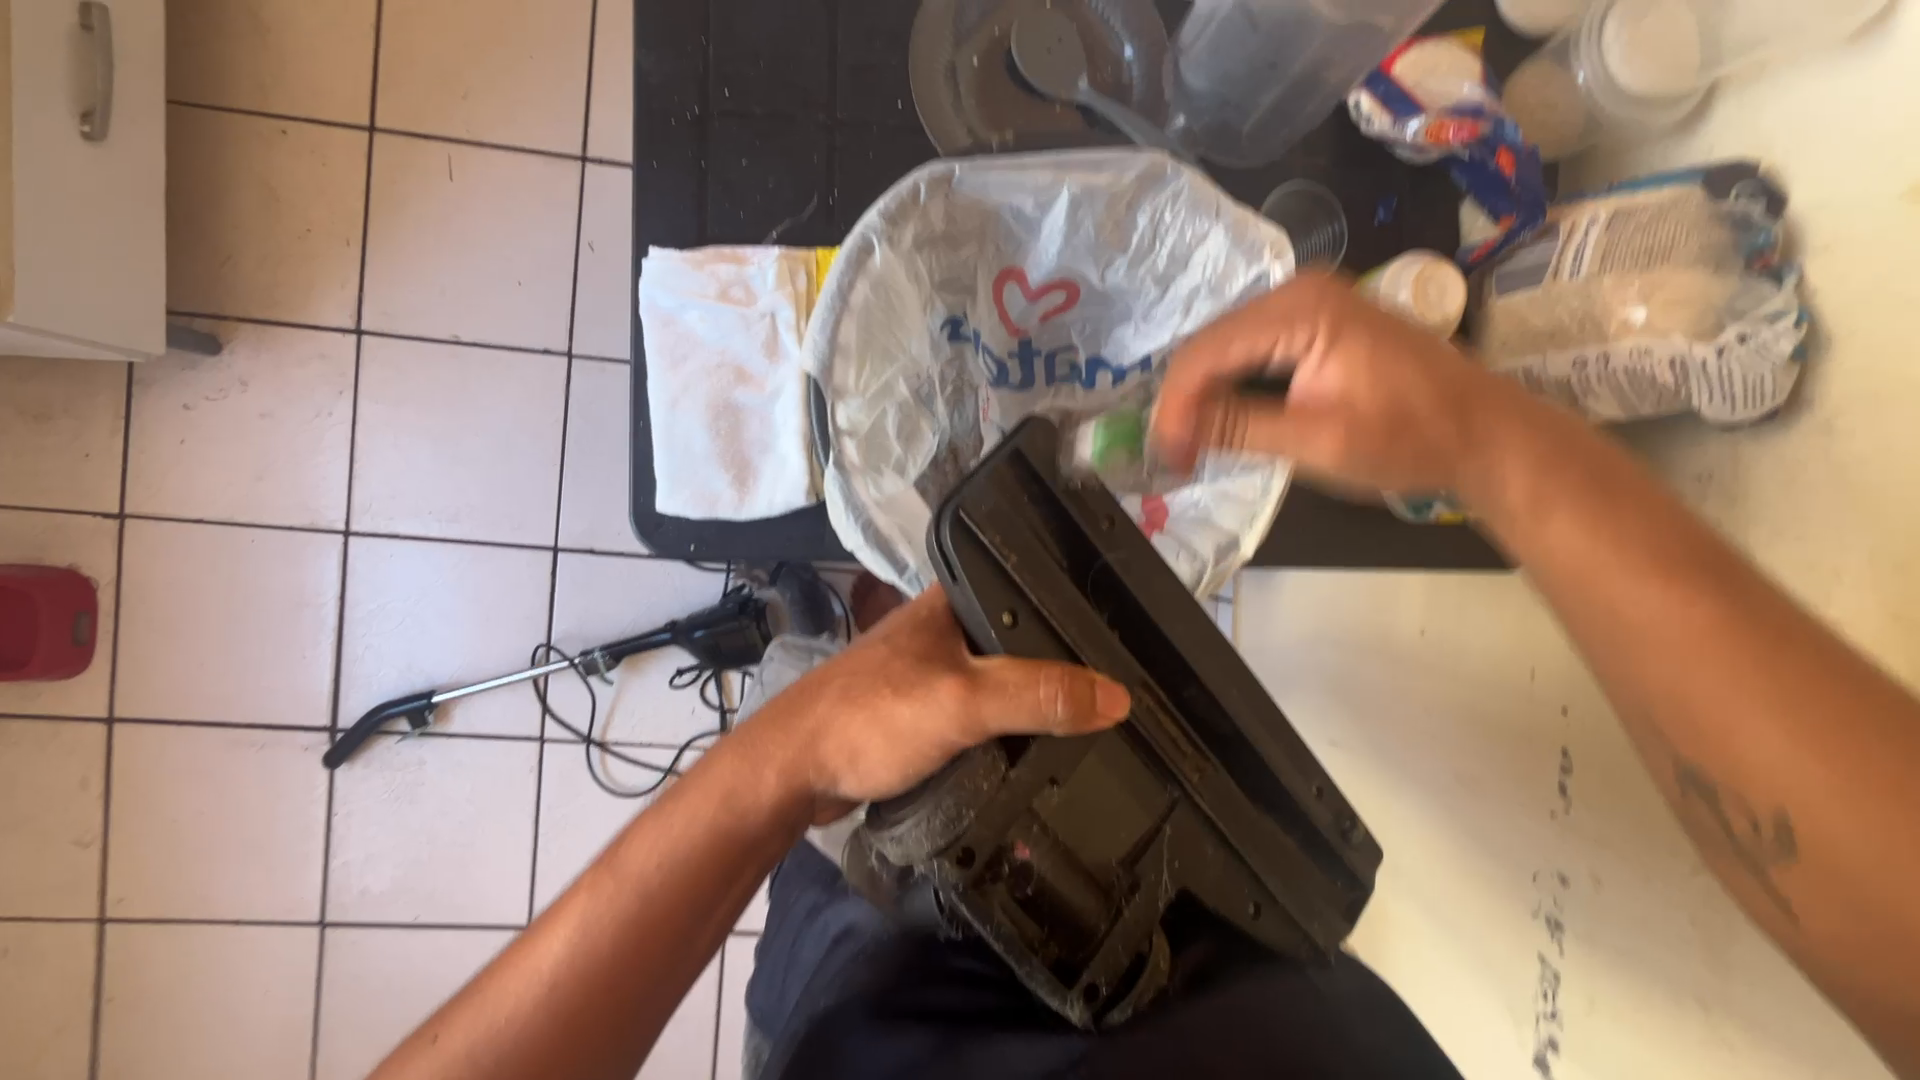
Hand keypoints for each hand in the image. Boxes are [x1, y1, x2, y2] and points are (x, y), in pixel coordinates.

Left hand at [763, 587, 1131, 822]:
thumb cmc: (872, 719)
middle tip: (1119, 697)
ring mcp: (933, 669)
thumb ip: (1037, 695)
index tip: (1133, 646)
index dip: (1083, 615)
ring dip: (1036, 703)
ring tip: (1092, 724)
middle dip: (1067, 668)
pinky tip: (1037, 748)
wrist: (794, 770)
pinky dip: (1008, 728)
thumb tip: (1116, 698)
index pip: (1034, 592)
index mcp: (955, 599)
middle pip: (1024, 641)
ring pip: (1003, 680)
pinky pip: (982, 713)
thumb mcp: (962, 701)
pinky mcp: (924, 708)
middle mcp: (946, 627)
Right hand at [1152, 272, 1529, 496]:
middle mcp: (1298, 292)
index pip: (1205, 352)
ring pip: (1225, 349)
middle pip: (1210, 345)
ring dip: (1203, 397)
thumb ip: (1239, 428)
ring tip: (1189, 445)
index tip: (1164, 455)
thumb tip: (1171, 431)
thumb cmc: (1410, 438)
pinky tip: (1220, 420)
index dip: (1175, 406)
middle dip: (1185, 401)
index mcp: (1300, 309)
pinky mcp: (1315, 322)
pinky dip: (1230, 388)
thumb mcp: (1318, 441)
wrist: (1483, 432)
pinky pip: (1251, 352)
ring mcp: (1308, 303)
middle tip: (1173, 455)